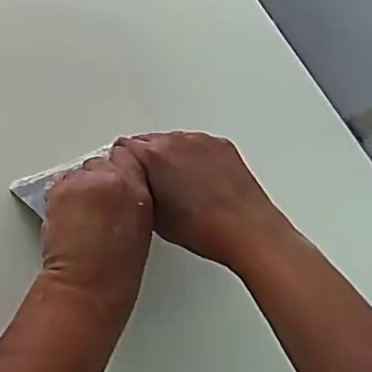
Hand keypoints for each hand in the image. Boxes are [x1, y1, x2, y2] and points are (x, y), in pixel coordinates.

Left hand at [40, 146, 153, 308]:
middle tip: (95, 205)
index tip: (113, 178)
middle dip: (98, 179)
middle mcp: (112, 179)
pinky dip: (63, 195)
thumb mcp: (140, 227)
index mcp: (138, 190)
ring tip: (81, 215)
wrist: (86, 289)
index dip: (119, 168)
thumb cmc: (115, 272)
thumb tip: (119, 190)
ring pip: (80, 172)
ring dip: (80, 186)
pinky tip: (69, 217)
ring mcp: (84, 182)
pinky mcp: (61, 189)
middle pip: (101, 163)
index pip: (126, 157)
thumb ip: (132, 198)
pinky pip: (61, 182)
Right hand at [119, 132, 291, 270]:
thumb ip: (139, 190)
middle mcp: (175, 140)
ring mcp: (200, 140)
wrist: (247, 231)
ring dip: (174, 157)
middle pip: (149, 141)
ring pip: (174, 142)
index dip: (124, 163)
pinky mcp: (220, 144)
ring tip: (183, 186)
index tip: (130, 174)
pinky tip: (203, 181)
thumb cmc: (205, 229)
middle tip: (157, 184)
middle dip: (149, 159)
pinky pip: (199, 145)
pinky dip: (198, 157)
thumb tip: (137, 185)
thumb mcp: (154, 217)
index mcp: (153, 155)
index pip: (124, 147)